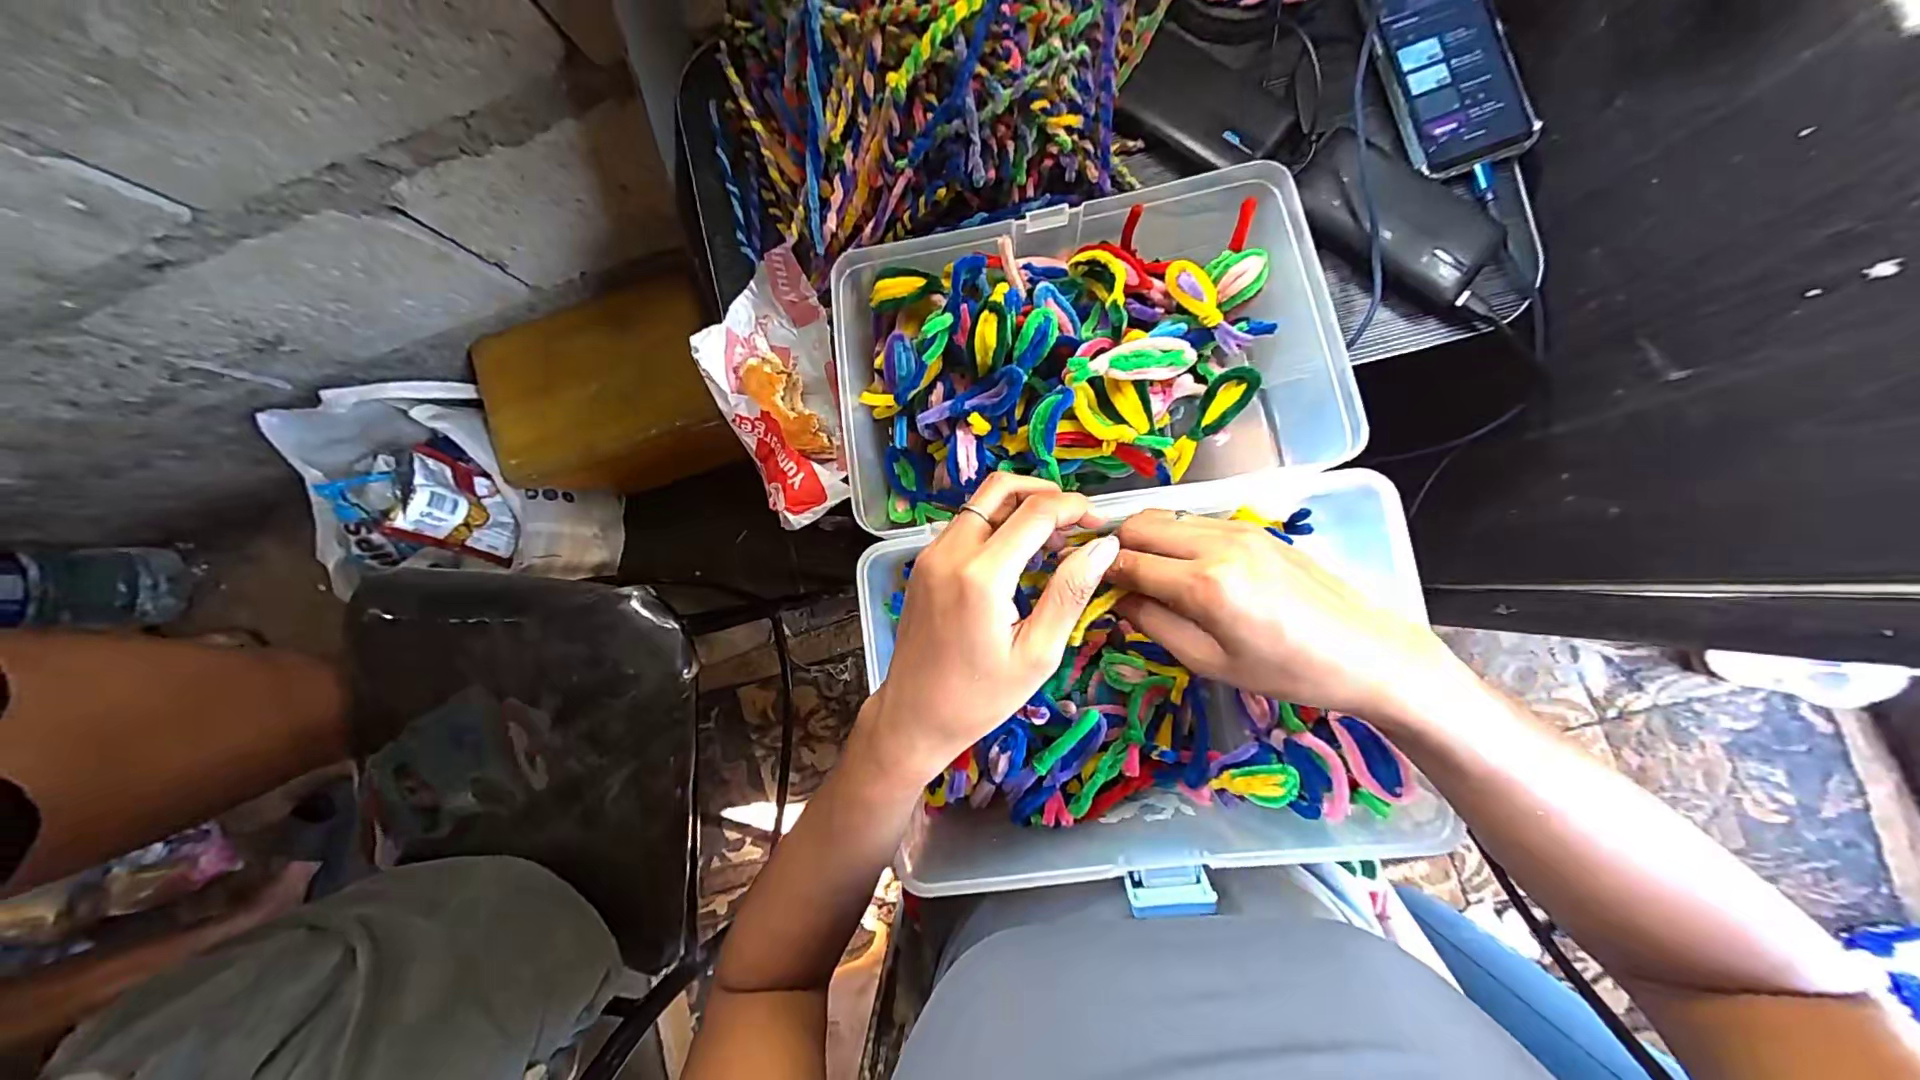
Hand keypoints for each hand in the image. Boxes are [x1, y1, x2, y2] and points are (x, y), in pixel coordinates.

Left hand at [861, 473, 1118, 783]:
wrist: (913, 716)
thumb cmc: (979, 697)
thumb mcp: (1037, 653)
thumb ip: (1070, 592)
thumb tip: (1103, 547)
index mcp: (981, 576)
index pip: (1035, 511)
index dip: (1074, 506)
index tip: (1099, 522)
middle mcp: (950, 552)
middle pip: (1001, 488)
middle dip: (1045, 493)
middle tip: (1074, 522)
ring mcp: (930, 555)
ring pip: (980, 502)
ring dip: (1019, 507)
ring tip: (1051, 541)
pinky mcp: (924, 563)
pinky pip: (964, 524)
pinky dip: (996, 524)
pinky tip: (1018, 556)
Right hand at [1105, 510, 1466, 724]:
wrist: (1369, 651)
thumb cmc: (1289, 671)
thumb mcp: (1211, 663)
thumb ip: (1154, 625)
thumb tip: (1115, 599)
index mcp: (1206, 585)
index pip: (1126, 563)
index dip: (1095, 571)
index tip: (1080, 582)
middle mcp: (1218, 544)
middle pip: (1139, 525)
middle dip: (1114, 547)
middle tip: (1108, 577)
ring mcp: (1238, 528)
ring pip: (1164, 516)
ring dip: (1142, 538)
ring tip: (1142, 572)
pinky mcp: (1254, 526)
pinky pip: (1194, 520)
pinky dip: (1172, 536)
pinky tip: (1180, 566)